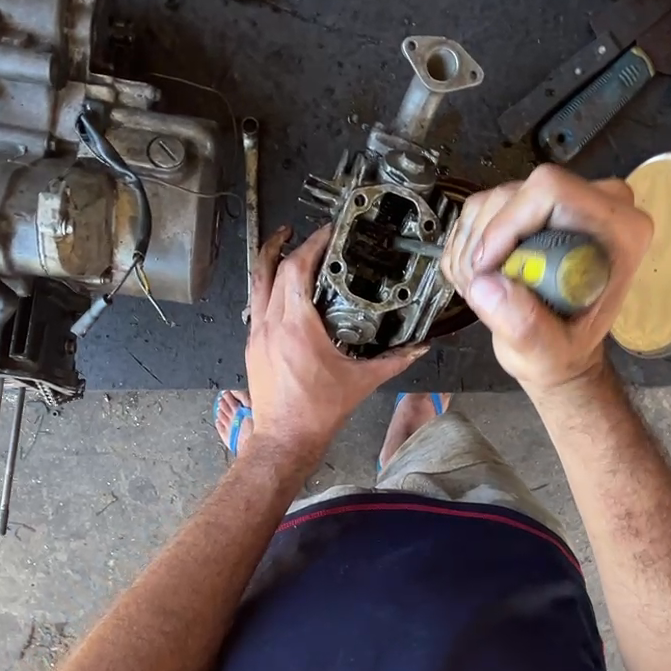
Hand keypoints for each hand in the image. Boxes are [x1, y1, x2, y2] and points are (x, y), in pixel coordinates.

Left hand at [244, 225, 422, 464]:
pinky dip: (266, 290)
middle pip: (271, 269)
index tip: (326, 234)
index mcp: (296, 326)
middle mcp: (271, 325)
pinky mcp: (252, 347)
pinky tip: (280, 291)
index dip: (311, 245)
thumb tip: (418, 349)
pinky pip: (255, 307)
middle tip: (301, 232)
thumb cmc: (318, 412)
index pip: (297, 270)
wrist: (285, 438)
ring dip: (268, 262)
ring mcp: (257, 335)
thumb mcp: (361, 382)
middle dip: (285, 245)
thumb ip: (393, 361)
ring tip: (282, 247)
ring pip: (256, 286)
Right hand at [441, 165, 652, 394]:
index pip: (550, 190)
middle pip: (511, 194)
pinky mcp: (529, 208)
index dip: (506, 224)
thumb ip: (524, 326)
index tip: (485, 269)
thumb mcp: (548, 354)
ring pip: (488, 202)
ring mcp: (556, 203)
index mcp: (618, 229)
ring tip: (480, 290)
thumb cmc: (562, 353)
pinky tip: (479, 278)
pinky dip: (464, 247)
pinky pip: (478, 212)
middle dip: (483, 245)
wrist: (557, 352)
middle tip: (479, 290)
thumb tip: (484, 285)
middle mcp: (593, 204)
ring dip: (469, 250)